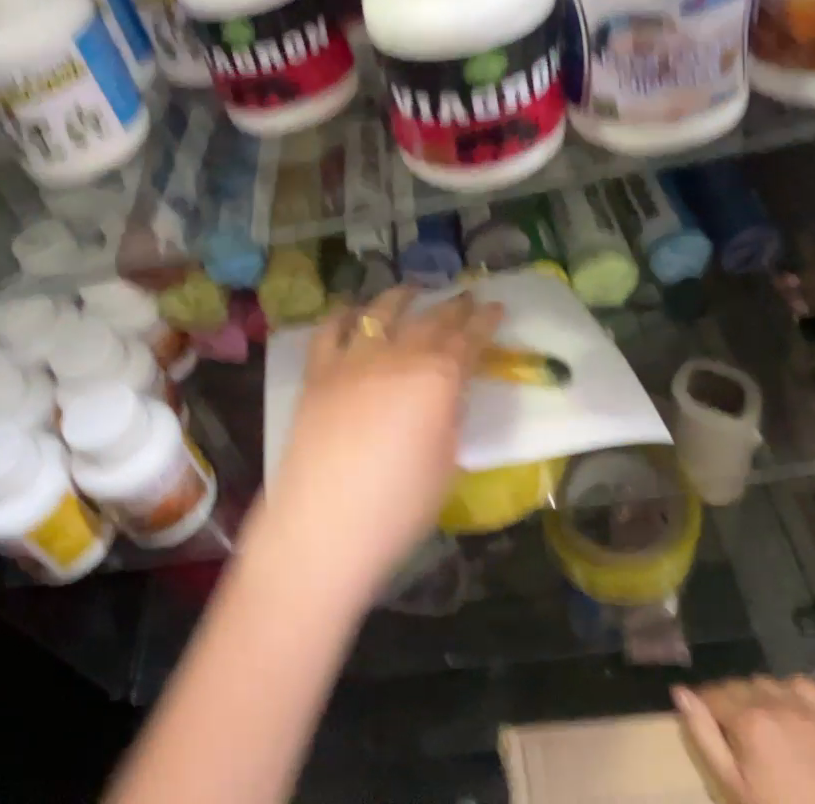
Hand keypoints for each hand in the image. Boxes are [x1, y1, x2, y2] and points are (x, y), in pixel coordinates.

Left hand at [254, 287, 502, 600]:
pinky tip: (351, 311)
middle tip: (467, 298)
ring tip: (412, 290)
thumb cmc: (398, 505)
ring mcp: (352, 361)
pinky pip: (329, 331)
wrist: (324, 523)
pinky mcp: (317, 374)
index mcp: (437, 378)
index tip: (496, 307)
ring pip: (379, 314)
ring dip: (400, 298)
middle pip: (429, 322)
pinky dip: (343, 315)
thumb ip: (449, 418)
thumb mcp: (446, 462)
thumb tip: (448, 395)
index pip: (468, 340)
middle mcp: (396, 357)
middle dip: (452, 308)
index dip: (485, 322)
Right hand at [673, 677, 814, 803]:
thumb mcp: (733, 785)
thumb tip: (681, 694)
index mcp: (748, 721)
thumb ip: (704, 736)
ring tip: (760, 726)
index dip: (704, 707)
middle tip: (732, 734)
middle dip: (728, 702)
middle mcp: (775, 703)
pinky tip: (788, 713)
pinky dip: (789, 691)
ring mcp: (807, 707)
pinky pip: (801, 684)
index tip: (705, 723)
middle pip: (738, 685)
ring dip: (756, 696)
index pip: (712, 695)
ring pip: (767, 682)